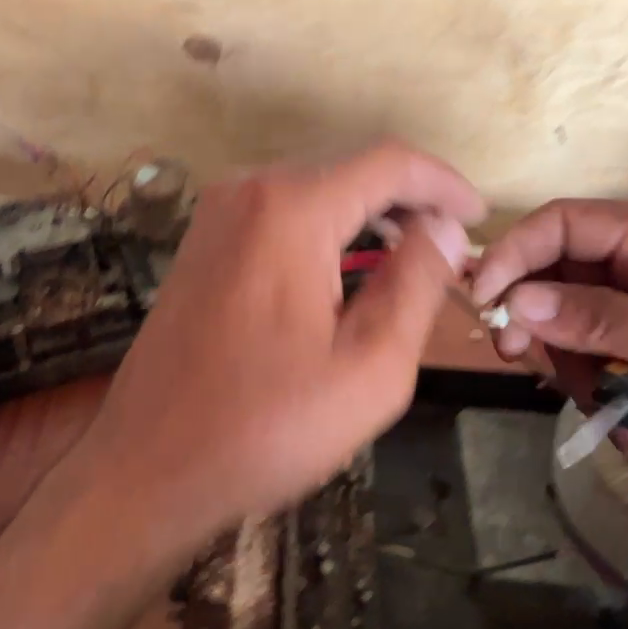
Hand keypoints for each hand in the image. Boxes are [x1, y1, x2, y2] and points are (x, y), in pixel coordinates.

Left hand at [77, 141, 484, 543]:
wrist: (149, 467)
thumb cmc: (265, 428)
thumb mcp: (369, 366)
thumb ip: (415, 284)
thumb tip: (442, 228)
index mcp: (290, 208)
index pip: (388, 161)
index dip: (444, 183)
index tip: (478, 219)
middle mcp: (247, 190)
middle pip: (349, 168)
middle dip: (408, 201)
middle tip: (450, 250)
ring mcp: (217, 214)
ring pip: (314, 189)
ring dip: (367, 215)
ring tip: (411, 262)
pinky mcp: (203, 243)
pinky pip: (279, 214)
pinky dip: (324, 230)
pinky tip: (347, 271)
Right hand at [471, 199, 627, 535]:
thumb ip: (610, 320)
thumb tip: (519, 300)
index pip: (568, 226)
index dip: (517, 255)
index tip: (482, 303)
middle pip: (565, 289)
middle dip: (548, 332)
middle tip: (535, 368)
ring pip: (585, 349)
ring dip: (595, 389)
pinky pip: (619, 396)